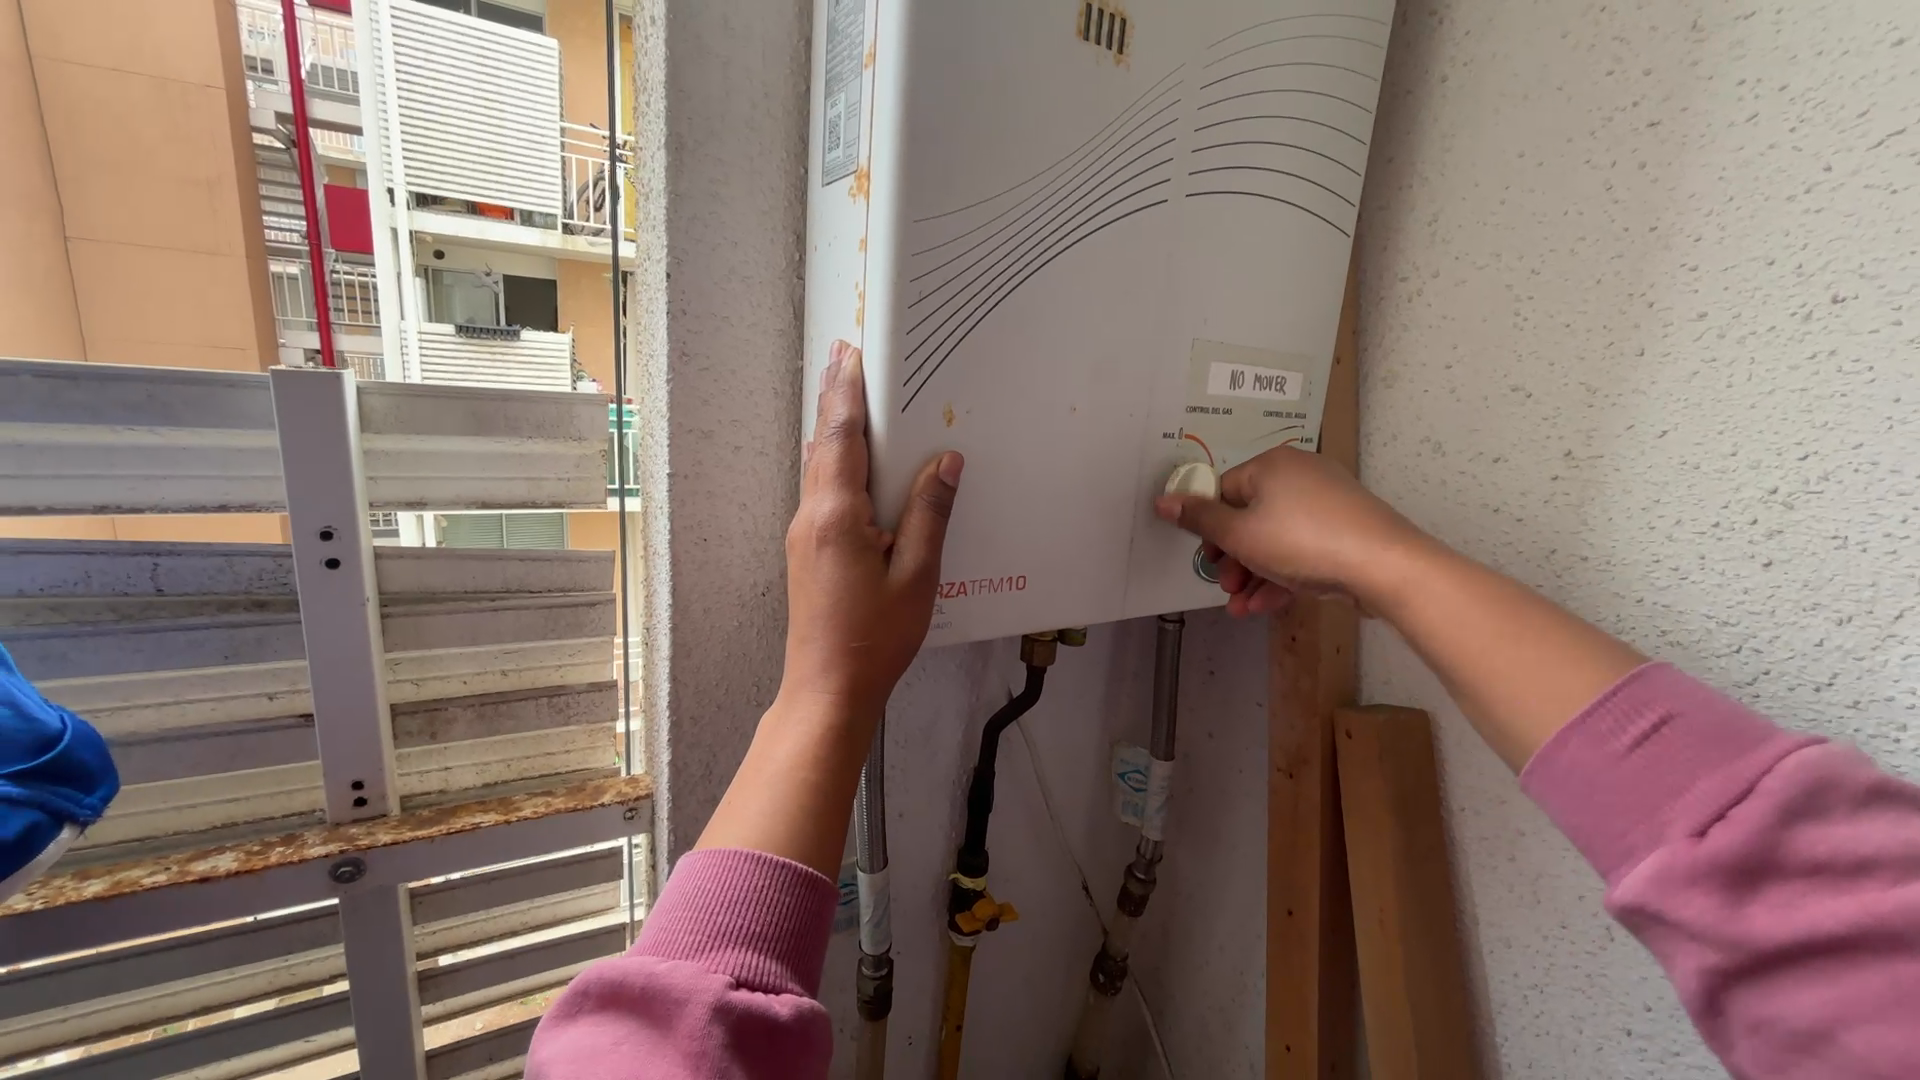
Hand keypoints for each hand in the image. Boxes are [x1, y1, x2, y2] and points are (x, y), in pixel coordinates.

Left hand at [781, 341, 962, 718]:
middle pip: (822, 445)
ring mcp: (804, 536)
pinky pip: (819, 492)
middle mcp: (811, 517)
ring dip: (831, 429)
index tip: (851, 354)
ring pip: (817, 467)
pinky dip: (832, 461)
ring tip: (844, 396)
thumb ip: (930, 513)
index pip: (840, 438)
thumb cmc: (876, 637)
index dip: (847, 393)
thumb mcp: (916, 574)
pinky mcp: (808, 552)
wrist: (828, 687)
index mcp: (836, 516)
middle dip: (834, 399)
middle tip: (844, 357)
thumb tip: (947, 462)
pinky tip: (844, 462)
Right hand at [1154, 445, 1429, 616]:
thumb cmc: (1302, 542)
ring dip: (1253, 575)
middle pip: (1249, 517)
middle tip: (1226, 587)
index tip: (1208, 561)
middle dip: (1233, 559)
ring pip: (1275, 539)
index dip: (1210, 529)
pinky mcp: (1346, 529)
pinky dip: (1282, 575)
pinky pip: (1301, 548)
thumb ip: (1198, 519)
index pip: (1224, 492)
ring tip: (1241, 608)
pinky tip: (1265, 607)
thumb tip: (1162, 500)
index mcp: (1271, 466)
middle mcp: (1299, 475)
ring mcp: (1327, 503)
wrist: (1386, 566)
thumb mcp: (1239, 534)